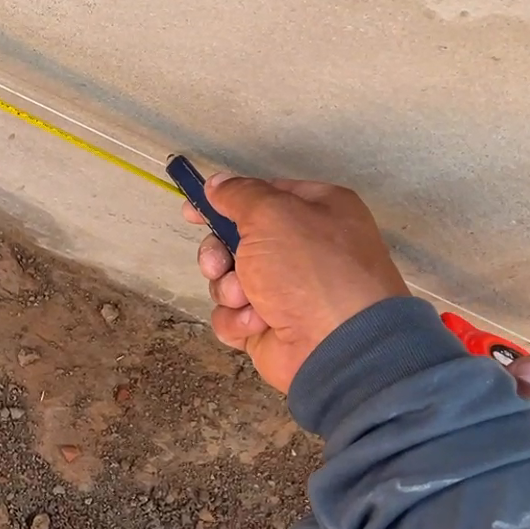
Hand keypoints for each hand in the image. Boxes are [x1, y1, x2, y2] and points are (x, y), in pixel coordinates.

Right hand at [184, 174, 407, 393]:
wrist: (337, 344)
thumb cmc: (309, 269)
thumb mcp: (271, 216)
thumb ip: (239, 195)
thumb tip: (217, 184)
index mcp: (315, 212)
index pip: (261, 197)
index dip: (224, 203)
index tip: (192, 211)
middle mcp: (302, 248)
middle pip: (235, 241)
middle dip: (219, 255)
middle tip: (221, 264)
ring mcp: (285, 289)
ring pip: (228, 280)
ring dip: (229, 289)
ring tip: (248, 299)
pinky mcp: (268, 323)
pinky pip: (232, 314)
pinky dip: (237, 319)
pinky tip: (258, 323)